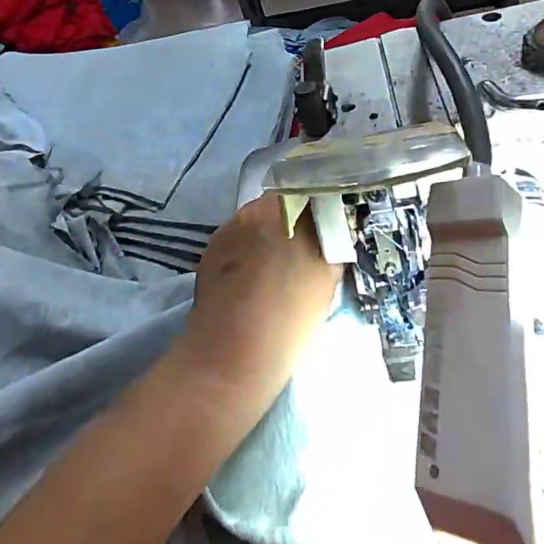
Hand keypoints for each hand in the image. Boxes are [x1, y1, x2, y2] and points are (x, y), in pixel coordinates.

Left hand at [176, 195, 340, 393]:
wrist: (232, 352)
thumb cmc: (289, 320)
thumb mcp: (326, 279)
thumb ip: (330, 244)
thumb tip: (331, 230)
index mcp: (291, 212)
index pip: (312, 191)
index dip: (321, 204)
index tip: (329, 221)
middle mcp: (257, 209)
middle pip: (283, 201)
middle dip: (295, 216)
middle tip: (306, 244)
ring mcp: (230, 225)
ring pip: (258, 217)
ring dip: (270, 230)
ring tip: (278, 261)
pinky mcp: (212, 243)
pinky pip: (237, 234)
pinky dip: (247, 245)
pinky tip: (252, 272)